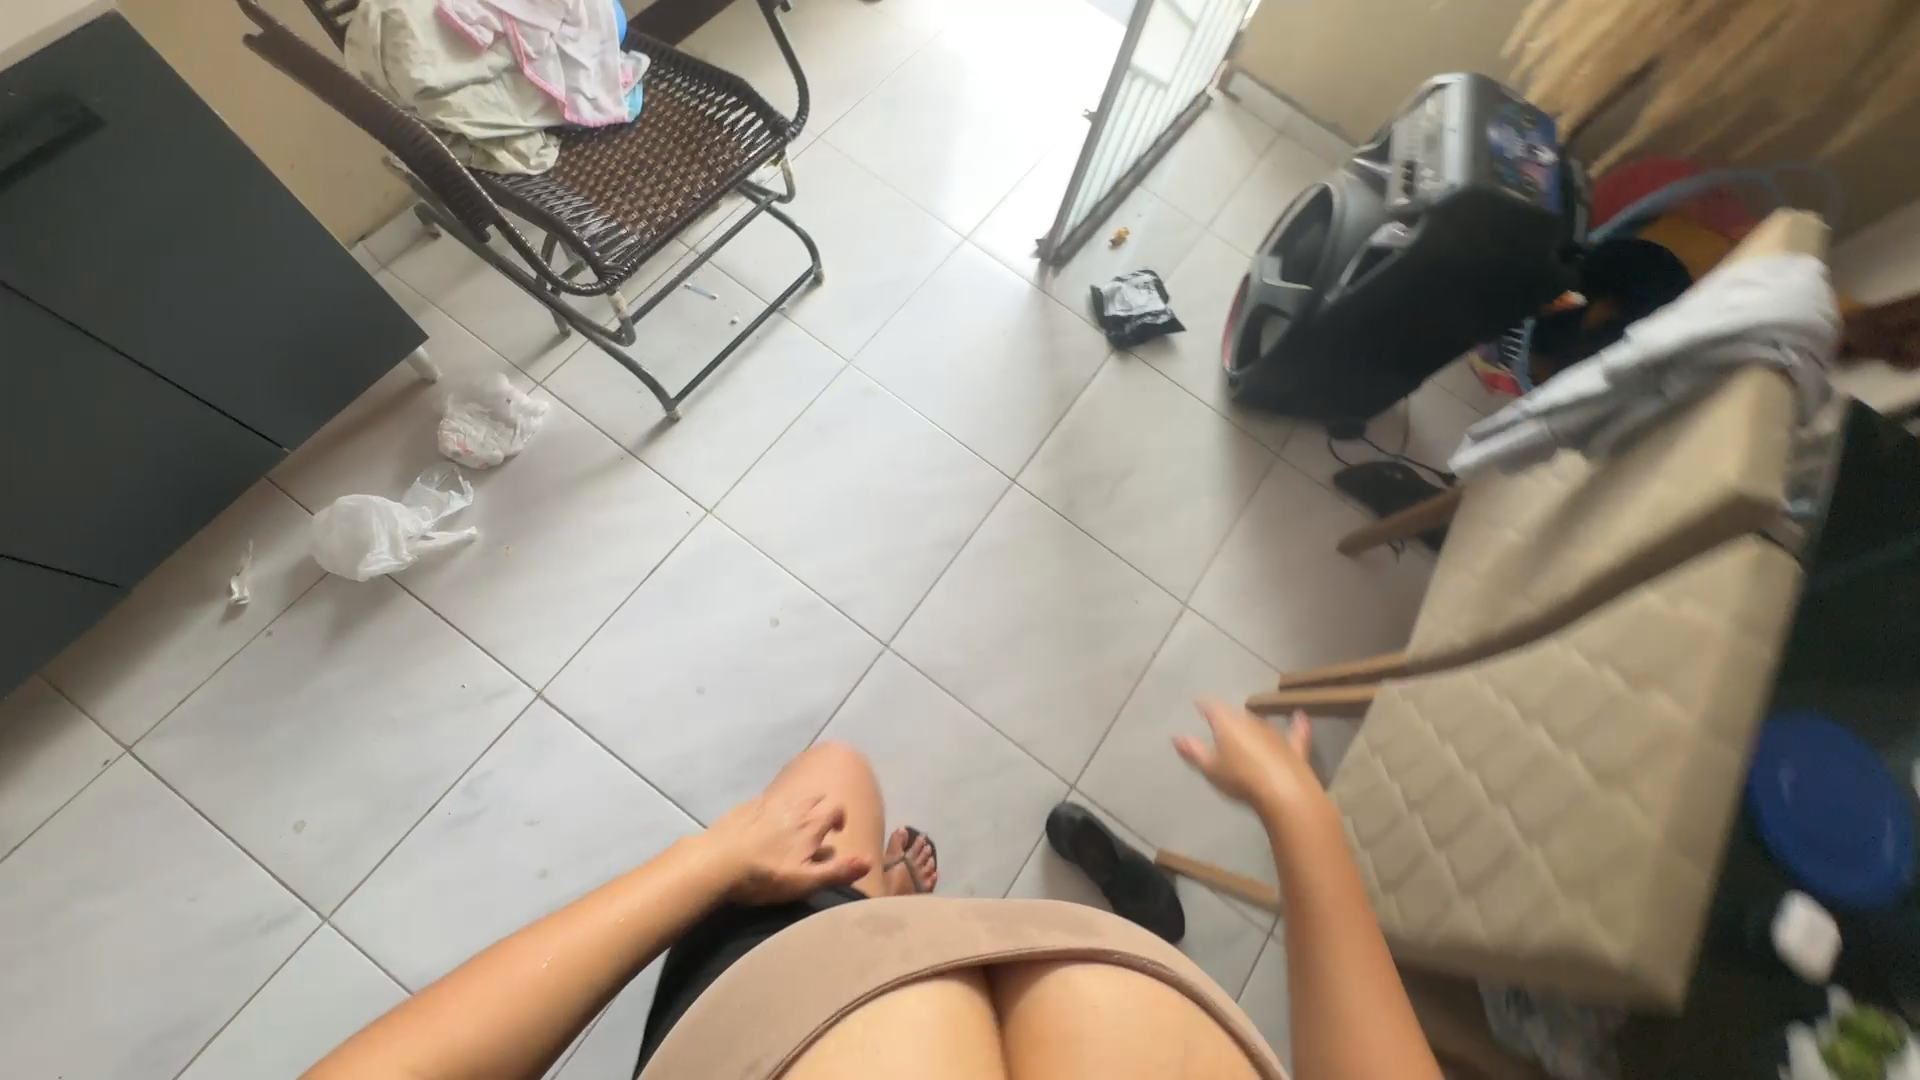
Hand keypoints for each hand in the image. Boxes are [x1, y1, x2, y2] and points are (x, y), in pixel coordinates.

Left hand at [701, 793, 871, 905]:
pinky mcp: (748, 806)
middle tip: (816, 829)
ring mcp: (769, 804)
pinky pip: (768, 800)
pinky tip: (764, 824)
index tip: (836, 834)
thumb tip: (871, 861)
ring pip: (793, 796)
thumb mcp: (804, 882)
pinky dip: (774, 807)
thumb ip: (838, 871)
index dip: (840, 819)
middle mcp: (795, 807)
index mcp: (811, 824)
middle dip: (821, 809)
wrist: (717, 862)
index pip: (836, 809)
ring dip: (799, 805)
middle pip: (816, 797)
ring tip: (792, 825)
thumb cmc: (764, 876)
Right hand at [1174, 701, 1323, 813]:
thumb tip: (1176, 736)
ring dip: (1251, 722)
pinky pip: (1295, 732)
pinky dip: (1297, 724)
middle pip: (1236, 714)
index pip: (1213, 707)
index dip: (1204, 704)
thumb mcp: (1211, 768)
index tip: (1198, 703)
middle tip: (1219, 719)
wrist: (1284, 793)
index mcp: (1228, 724)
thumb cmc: (1241, 779)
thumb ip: (1194, 751)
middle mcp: (1251, 722)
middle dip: (1227, 715)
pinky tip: (1300, 716)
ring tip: (1244, 724)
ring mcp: (1274, 733)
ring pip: (1259, 722)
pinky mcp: (1293, 747)